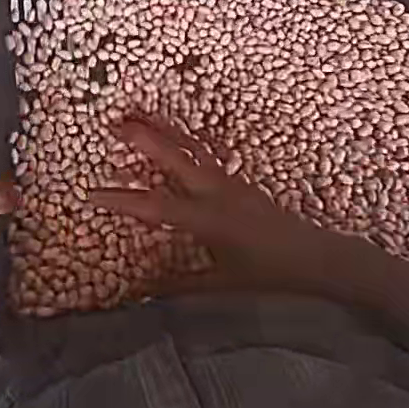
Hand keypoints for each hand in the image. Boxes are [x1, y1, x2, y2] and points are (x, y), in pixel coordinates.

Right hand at [89, 116, 388, 301]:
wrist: (317, 257)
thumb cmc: (270, 275)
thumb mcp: (223, 285)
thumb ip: (181, 285)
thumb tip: (142, 292)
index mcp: (209, 219)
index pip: (155, 207)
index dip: (121, 200)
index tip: (91, 194)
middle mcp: (216, 191)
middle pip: (174, 157)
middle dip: (144, 139)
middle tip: (115, 123)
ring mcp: (229, 180)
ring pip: (190, 148)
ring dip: (164, 130)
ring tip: (140, 114)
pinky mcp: (237, 180)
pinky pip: (204, 154)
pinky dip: (183, 141)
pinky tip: (174, 137)